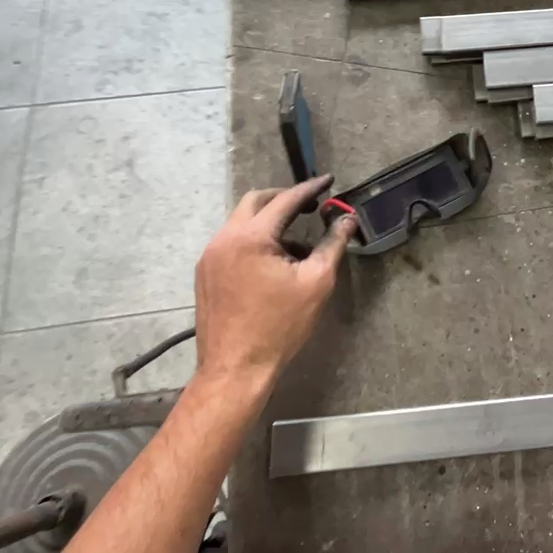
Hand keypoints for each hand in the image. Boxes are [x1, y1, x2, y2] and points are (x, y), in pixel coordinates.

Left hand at [192, 175, 357, 389]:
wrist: (235, 370)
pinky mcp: (205, 274)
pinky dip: (255, 240)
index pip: (285, 200)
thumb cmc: (280, 326)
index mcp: (250, 237)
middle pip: (256, 202)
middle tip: (312, 206)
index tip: (329, 181)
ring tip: (298, 244)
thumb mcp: (316, 282)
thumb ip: (333, 244)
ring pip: (242, 222)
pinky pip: (232, 242)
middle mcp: (224, 239)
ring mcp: (210, 257)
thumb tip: (347, 220)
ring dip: (270, 222)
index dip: (310, 189)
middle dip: (285, 199)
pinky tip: (274, 263)